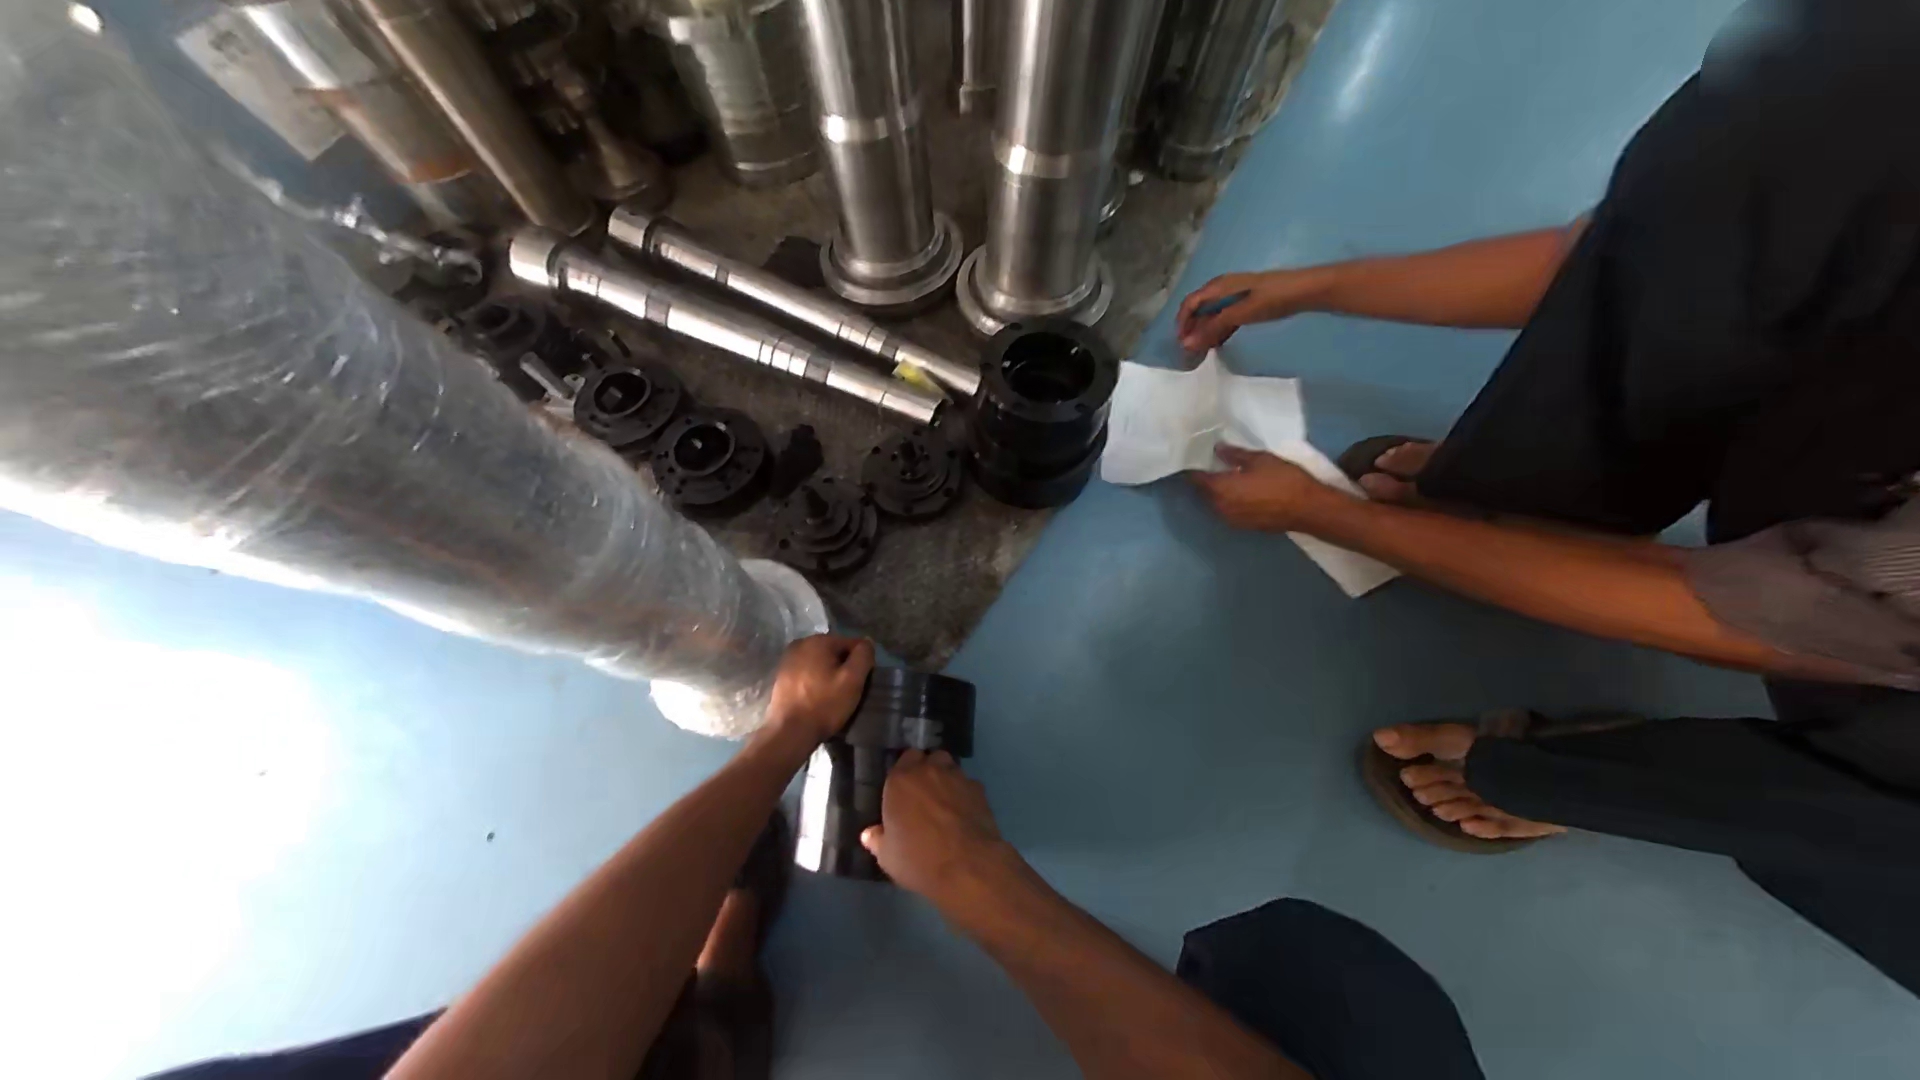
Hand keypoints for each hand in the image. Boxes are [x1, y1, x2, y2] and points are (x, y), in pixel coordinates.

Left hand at [765, 634, 874, 743]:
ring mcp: (788, 659)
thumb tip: (867, 642)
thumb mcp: (852, 680)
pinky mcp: (781, 675)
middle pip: (834, 651)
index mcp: (818, 641)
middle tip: (848, 689)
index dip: (860, 661)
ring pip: (820, 662)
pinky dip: (815, 680)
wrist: (789, 732)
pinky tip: (817, 696)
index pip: (851, 643)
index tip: (862, 681)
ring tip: (833, 694)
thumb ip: (863, 656)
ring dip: (829, 673)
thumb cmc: (824, 705)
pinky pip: (807, 672)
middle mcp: (800, 644)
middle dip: (843, 666)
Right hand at [861, 750, 1014, 907]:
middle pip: (929, 758)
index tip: (903, 790)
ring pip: (950, 768)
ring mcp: (957, 777)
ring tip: (944, 802)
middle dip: (926, 770)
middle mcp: (929, 770)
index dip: (905, 772)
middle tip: (923, 795)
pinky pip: (967, 785)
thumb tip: (869, 833)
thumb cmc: (919, 859)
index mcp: (901, 780)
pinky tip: (963, 813)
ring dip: (945, 779)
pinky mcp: (979, 789)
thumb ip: (877, 839)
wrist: (967, 866)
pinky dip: (963, 794)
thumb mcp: (888, 856)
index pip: (904, 759)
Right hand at [1176, 269, 1326, 350]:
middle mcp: (1224, 288)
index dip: (1182, 322)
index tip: (1181, 344)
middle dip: (1192, 330)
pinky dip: (1218, 331)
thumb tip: (1186, 343)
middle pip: (1200, 309)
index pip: (1191, 303)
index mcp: (1219, 286)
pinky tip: (1218, 344)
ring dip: (1205, 332)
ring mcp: (1236, 295)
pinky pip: (1225, 318)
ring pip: (1212, 315)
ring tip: (1202, 352)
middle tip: (1190, 352)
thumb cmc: (1274, 298)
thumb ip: (1213, 327)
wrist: (1308, 290)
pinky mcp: (1247, 303)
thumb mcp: (1241, 313)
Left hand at [1187, 445, 1346, 531]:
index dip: (1194, 469)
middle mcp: (1220, 507)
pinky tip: (1238, 493)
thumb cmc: (1284, 480)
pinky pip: (1227, 512)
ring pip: (1215, 504)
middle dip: (1204, 481)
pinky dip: (1228, 502)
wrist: (1309, 509)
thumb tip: (1217, 448)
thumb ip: (1234, 455)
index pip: (1197, 479)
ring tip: (1224, 479)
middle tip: (1210, 467)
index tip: (1195, 460)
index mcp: (1220, 489)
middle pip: (1203, 493)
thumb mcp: (1260, 460)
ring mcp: (1231, 519)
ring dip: (1216, 493)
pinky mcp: (1243, 526)